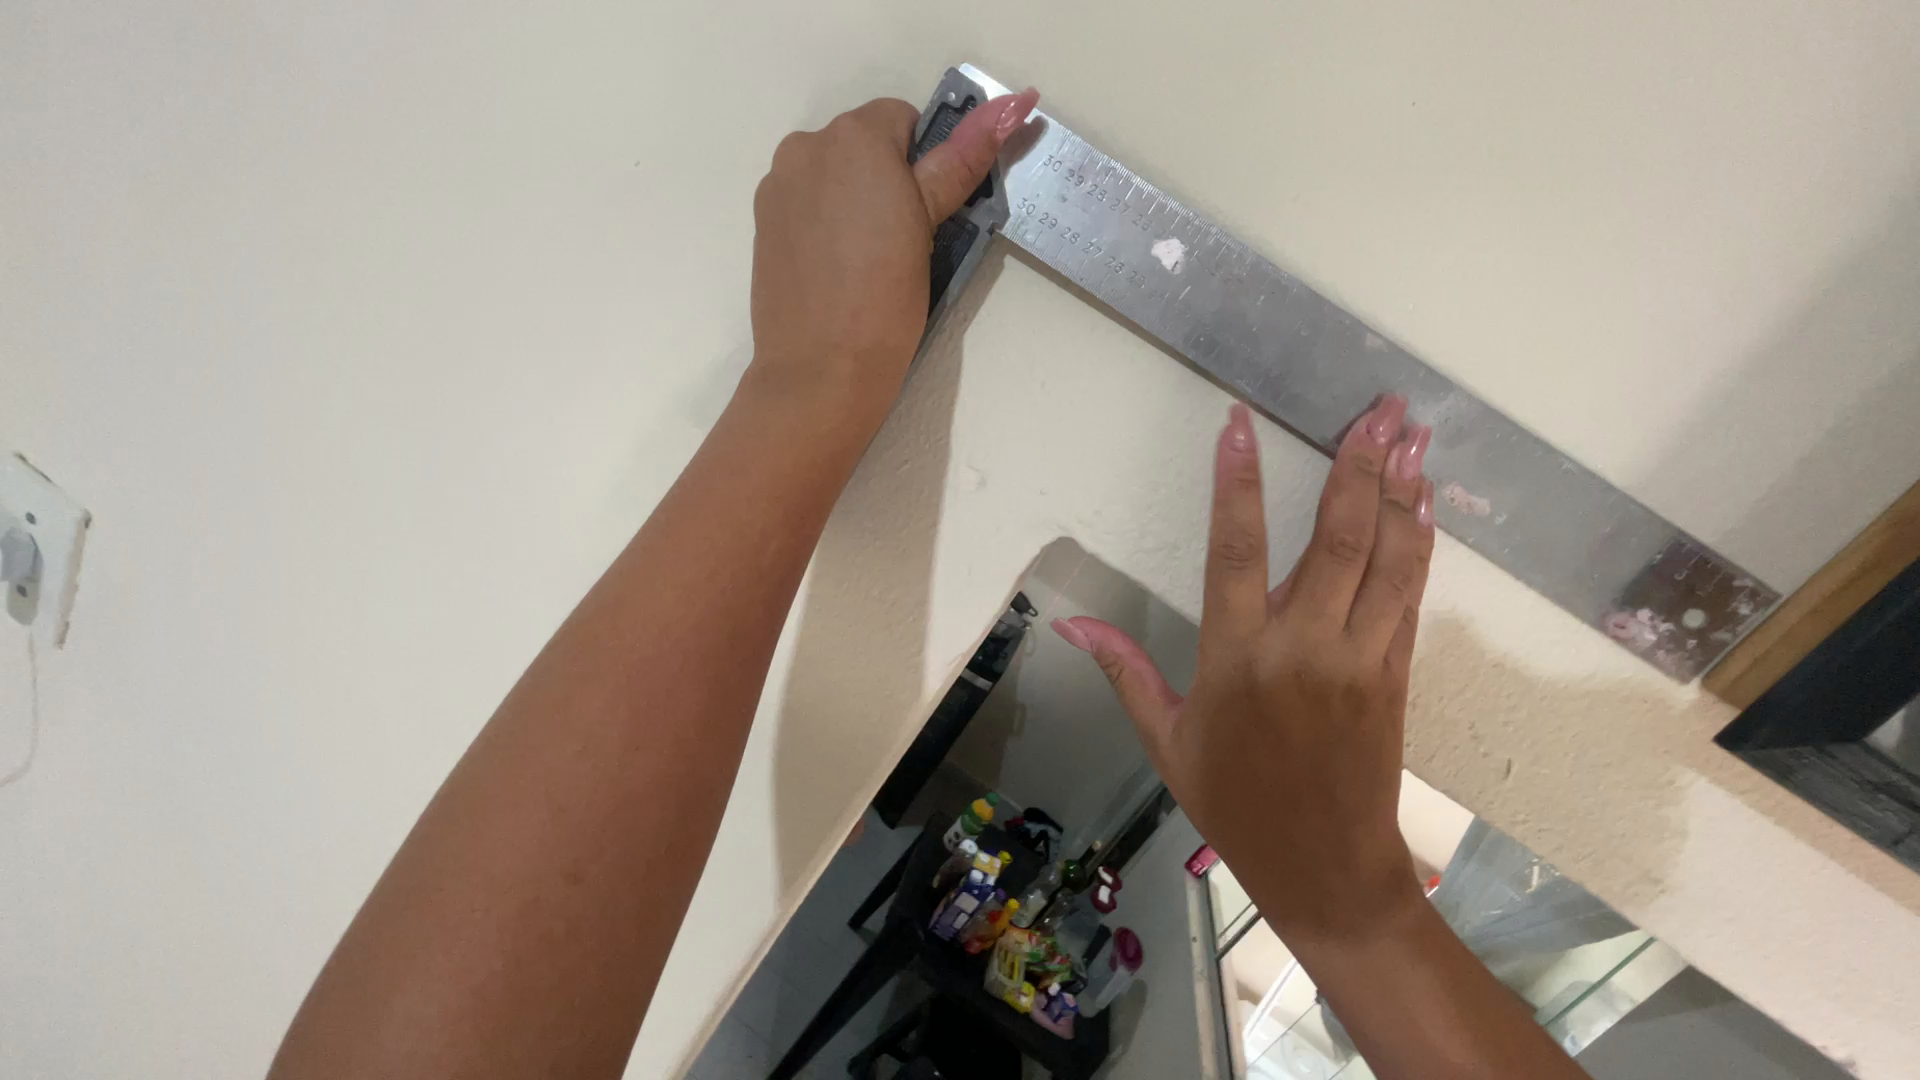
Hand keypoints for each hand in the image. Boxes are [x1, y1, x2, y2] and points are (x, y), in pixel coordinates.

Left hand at [745, 88, 1039, 417]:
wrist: (821, 372)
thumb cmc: (886, 301)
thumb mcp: (931, 227)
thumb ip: (964, 160)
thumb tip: (1013, 103)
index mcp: (853, 137)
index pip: (903, 121)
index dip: (923, 167)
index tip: (927, 216)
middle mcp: (806, 148)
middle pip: (862, 147)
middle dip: (885, 182)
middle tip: (901, 246)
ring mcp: (778, 188)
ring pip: (831, 177)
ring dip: (852, 202)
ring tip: (866, 265)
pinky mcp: (762, 226)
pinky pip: (805, 207)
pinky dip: (824, 227)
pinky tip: (835, 273)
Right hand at [1055, 399, 1435, 946]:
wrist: (1325, 866)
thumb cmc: (1233, 802)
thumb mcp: (1166, 739)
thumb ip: (1124, 670)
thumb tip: (1070, 624)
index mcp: (1236, 657)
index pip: (1235, 550)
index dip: (1237, 481)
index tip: (1240, 424)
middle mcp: (1303, 645)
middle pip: (1337, 539)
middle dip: (1358, 465)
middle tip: (1381, 406)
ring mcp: (1360, 657)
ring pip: (1388, 559)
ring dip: (1402, 492)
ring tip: (1414, 432)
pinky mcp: (1397, 673)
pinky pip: (1411, 596)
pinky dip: (1420, 544)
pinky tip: (1426, 505)